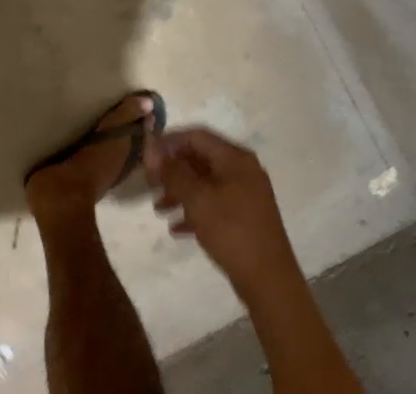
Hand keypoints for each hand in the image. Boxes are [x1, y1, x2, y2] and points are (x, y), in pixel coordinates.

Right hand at [145, 127, 301, 295]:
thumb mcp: (197, 199)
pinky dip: (195, 210)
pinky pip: (215, 204)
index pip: (196, 136)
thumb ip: (173, 172)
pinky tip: (177, 228)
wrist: (269, 279)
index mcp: (235, 158)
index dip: (168, 141)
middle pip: (200, 159)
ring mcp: (246, 194)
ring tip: (159, 209)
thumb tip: (153, 151)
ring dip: (180, 192)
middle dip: (172, 170)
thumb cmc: (231, 231)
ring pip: (205, 183)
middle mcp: (243, 170)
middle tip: (150, 184)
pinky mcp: (246, 216)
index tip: (146, 155)